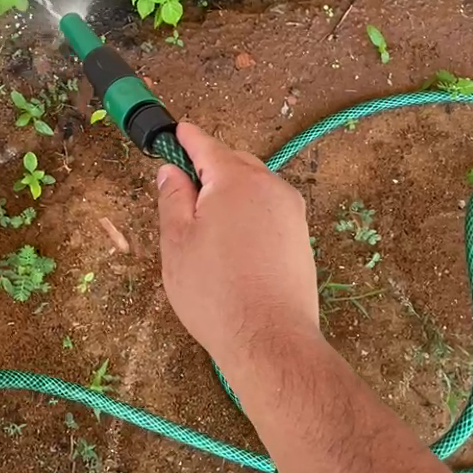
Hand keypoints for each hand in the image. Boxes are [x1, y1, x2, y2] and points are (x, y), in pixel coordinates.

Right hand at [155, 122, 321, 369]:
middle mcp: (269, 185)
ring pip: (253, 184)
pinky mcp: (301, 236)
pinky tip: (233, 241)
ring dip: (229, 190)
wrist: (271, 341)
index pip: (205, 145)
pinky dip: (248, 210)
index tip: (175, 132)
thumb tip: (172, 170)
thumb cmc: (214, 290)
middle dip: (208, 167)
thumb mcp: (177, 240)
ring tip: (207, 223)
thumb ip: (173, 197)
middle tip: (182, 192)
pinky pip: (268, 207)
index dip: (186, 138)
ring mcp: (290, 211)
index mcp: (235, 179)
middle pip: (232, 162)